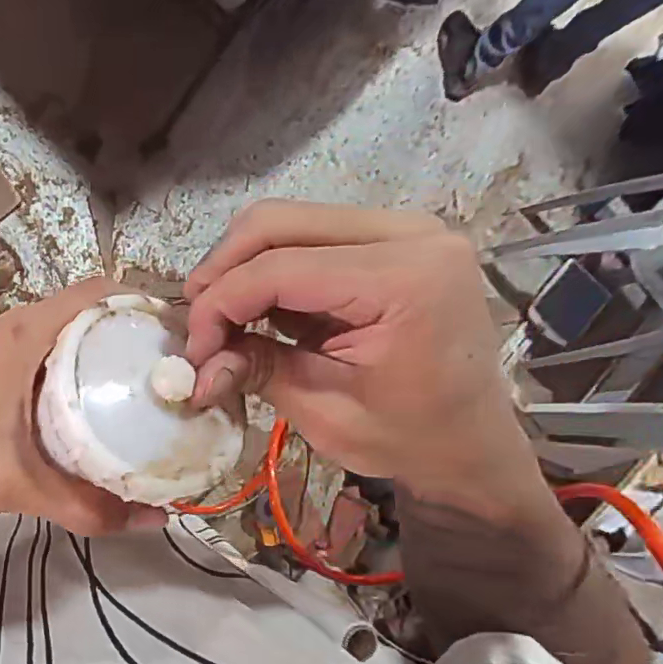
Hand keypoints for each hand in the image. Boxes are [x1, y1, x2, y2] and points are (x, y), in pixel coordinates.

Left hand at [0, 278, 168, 535]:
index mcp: (23, 338)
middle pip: (93, 302)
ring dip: (115, 333)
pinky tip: (112, 382)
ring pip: (77, 316)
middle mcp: (18, 323)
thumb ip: (89, 507)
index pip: (97, 293)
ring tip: (154, 370)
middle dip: (138, 322)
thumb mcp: (27, 488)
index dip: (144, 304)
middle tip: (176, 362)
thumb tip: (158, 518)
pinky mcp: (8, 350)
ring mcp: (10, 334)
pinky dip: (90, 345)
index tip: (181, 340)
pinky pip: (61, 332)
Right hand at [181, 201, 534, 509]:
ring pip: (283, 222)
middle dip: (218, 274)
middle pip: (274, 223)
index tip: (193, 354)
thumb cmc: (407, 436)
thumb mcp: (323, 412)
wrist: (470, 441)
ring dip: (237, 270)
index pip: (276, 269)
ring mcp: (400, 229)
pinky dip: (263, 271)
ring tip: (222, 322)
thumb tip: (193, 370)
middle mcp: (407, 233)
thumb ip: (255, 371)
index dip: (217, 307)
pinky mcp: (386, 240)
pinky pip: (302, 236)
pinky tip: (255, 312)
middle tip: (197, 326)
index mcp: (404, 280)